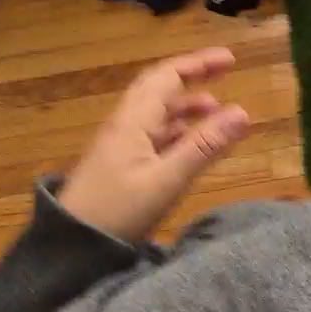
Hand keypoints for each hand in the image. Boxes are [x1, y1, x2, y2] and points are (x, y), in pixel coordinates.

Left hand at [57, 47, 251, 240]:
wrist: (67, 251)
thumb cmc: (118, 212)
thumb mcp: (167, 180)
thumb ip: (205, 146)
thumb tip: (243, 111)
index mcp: (133, 120)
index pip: (167, 76)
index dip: (199, 63)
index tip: (230, 60)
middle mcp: (125, 124)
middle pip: (160, 88)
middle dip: (193, 77)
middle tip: (225, 73)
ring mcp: (119, 144)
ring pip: (156, 112)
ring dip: (187, 105)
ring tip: (216, 112)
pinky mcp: (118, 164)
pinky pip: (152, 133)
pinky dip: (178, 129)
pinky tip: (192, 144)